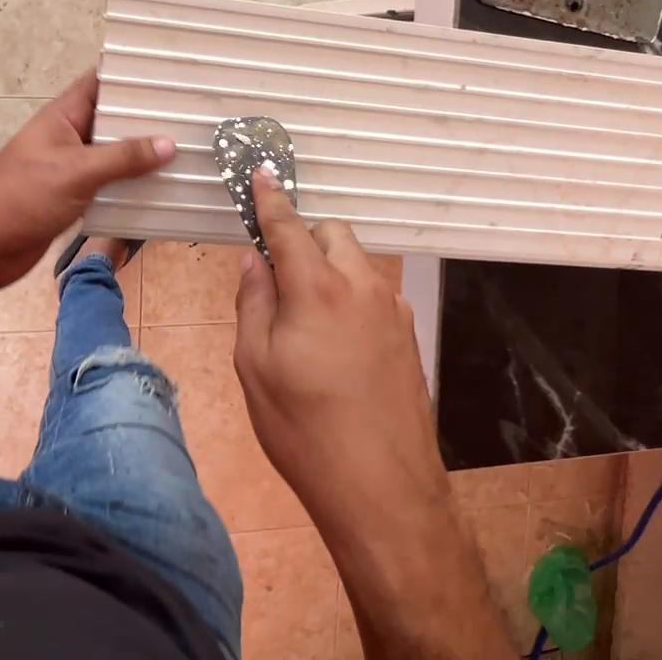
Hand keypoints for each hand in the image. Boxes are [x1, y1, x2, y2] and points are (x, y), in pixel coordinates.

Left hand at [0, 69, 174, 292]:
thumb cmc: (22, 197)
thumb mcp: (76, 171)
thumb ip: (123, 158)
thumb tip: (169, 143)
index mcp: (61, 117)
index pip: (98, 83)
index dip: (129, 75)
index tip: (168, 73)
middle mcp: (67, 137)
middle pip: (111, 121)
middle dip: (145, 120)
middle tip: (190, 117)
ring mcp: (69, 169)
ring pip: (112, 156)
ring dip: (141, 157)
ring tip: (187, 151)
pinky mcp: (72, 199)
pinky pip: (108, 186)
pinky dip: (130, 188)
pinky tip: (161, 191)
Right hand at [233, 170, 446, 527]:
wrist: (383, 489)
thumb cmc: (303, 428)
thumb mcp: (255, 365)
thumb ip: (254, 301)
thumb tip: (255, 259)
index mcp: (317, 288)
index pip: (288, 226)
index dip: (270, 197)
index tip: (261, 171)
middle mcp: (362, 286)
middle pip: (332, 234)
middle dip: (304, 237)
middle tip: (277, 275)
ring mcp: (392, 310)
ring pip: (356, 262)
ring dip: (328, 266)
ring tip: (305, 316)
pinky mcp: (408, 336)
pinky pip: (373, 292)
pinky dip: (350, 294)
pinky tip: (336, 342)